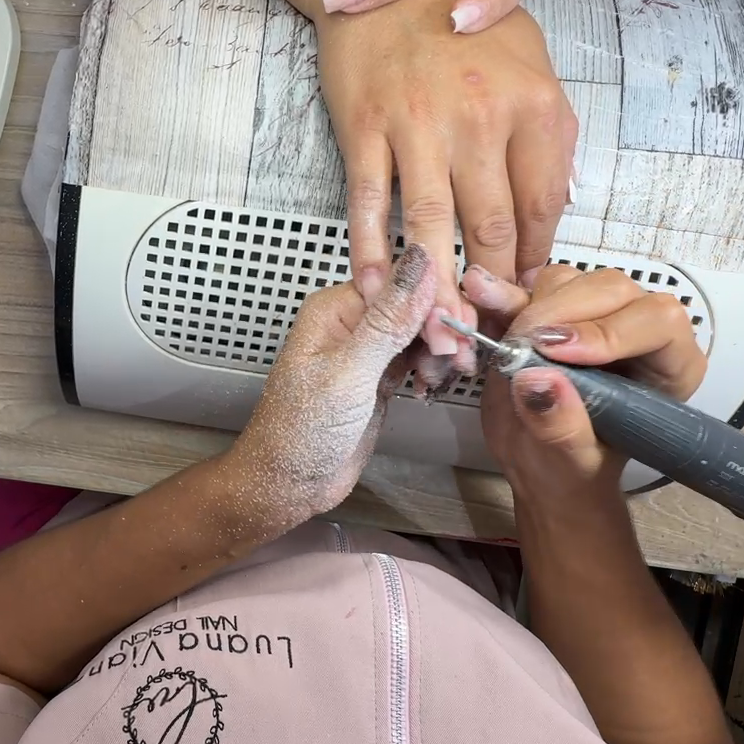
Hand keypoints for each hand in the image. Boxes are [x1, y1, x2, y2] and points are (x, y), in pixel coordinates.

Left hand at [227, 245, 435, 524]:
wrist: (288, 484)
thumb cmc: (301, 431)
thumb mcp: (349, 373)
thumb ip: (388, 320)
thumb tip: (418, 259)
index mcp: (335, 308)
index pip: (398, 284)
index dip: (431, 303)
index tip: (452, 332)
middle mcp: (351, 322)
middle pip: (414, 305)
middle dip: (441, 330)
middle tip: (455, 361)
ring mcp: (367, 350)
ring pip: (421, 332)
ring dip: (441, 351)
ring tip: (442, 377)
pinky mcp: (379, 377)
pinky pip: (417, 358)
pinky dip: (432, 369)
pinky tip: (432, 385)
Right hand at [315, 0, 576, 378]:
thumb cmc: (462, 20)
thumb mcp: (530, 63)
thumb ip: (545, 135)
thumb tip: (551, 206)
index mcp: (531, 104)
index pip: (542, 206)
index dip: (533, 262)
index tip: (523, 295)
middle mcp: (478, 118)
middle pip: (490, 226)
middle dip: (488, 292)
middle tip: (484, 339)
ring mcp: (416, 125)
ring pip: (430, 224)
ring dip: (433, 289)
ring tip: (435, 335)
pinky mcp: (365, 130)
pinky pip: (370, 202)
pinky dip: (370, 250)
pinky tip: (374, 288)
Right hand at [466, 265, 706, 493]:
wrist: (540, 463)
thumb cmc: (569, 468)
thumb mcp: (569, 460)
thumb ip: (560, 424)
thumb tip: (536, 379)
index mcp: (667, 365)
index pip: (657, 321)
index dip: (606, 329)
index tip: (553, 352)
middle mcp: (636, 329)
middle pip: (610, 289)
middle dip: (559, 312)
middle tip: (519, 345)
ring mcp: (590, 315)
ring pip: (567, 281)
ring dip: (529, 305)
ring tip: (503, 338)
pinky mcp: (548, 311)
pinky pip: (525, 288)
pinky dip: (500, 295)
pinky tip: (478, 295)